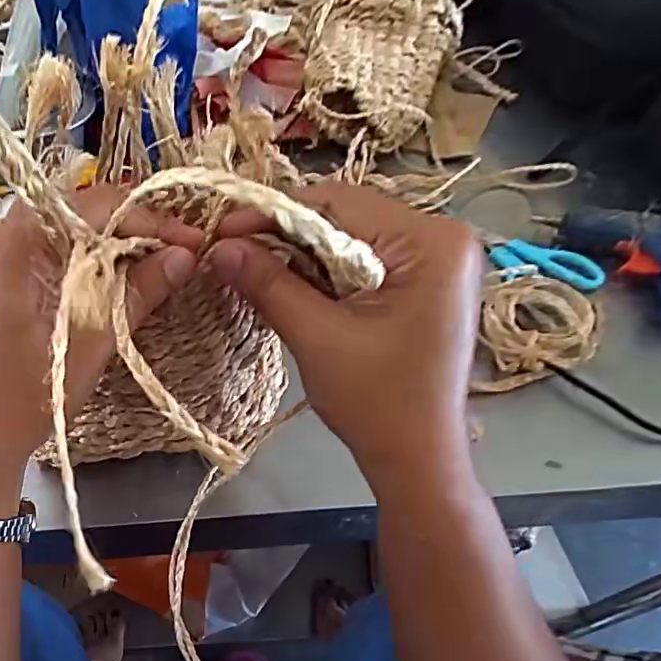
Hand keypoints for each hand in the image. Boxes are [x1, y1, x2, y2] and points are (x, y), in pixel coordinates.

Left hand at [0, 186, 201, 510]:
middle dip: (134, 229)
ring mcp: (1, 261)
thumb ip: (139, 290)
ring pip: (70, 234)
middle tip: (179, 250)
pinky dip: (89, 263)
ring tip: (156, 263)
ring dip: (114, 246)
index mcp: (17, 241)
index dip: (149, 219)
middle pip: (81, 212)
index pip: (95, 204)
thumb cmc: (31, 392)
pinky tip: (115, 277)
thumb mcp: (94, 338)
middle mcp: (4, 239)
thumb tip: (184, 256)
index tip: (189, 239)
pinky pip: (56, 256)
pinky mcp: (8, 285)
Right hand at [207, 184, 483, 484]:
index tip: (223, 230)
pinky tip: (288, 288)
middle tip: (230, 253)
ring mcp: (435, 265)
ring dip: (300, 258)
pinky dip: (323, 277)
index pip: (339, 203)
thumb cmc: (376, 403)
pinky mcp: (422, 288)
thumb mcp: (317, 337)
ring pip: (350, 243)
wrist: (416, 458)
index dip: (273, 213)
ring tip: (251, 271)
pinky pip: (362, 267)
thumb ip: (269, 284)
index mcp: (430, 243)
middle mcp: (441, 240)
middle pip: (346, 220)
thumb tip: (220, 247)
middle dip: (284, 237)